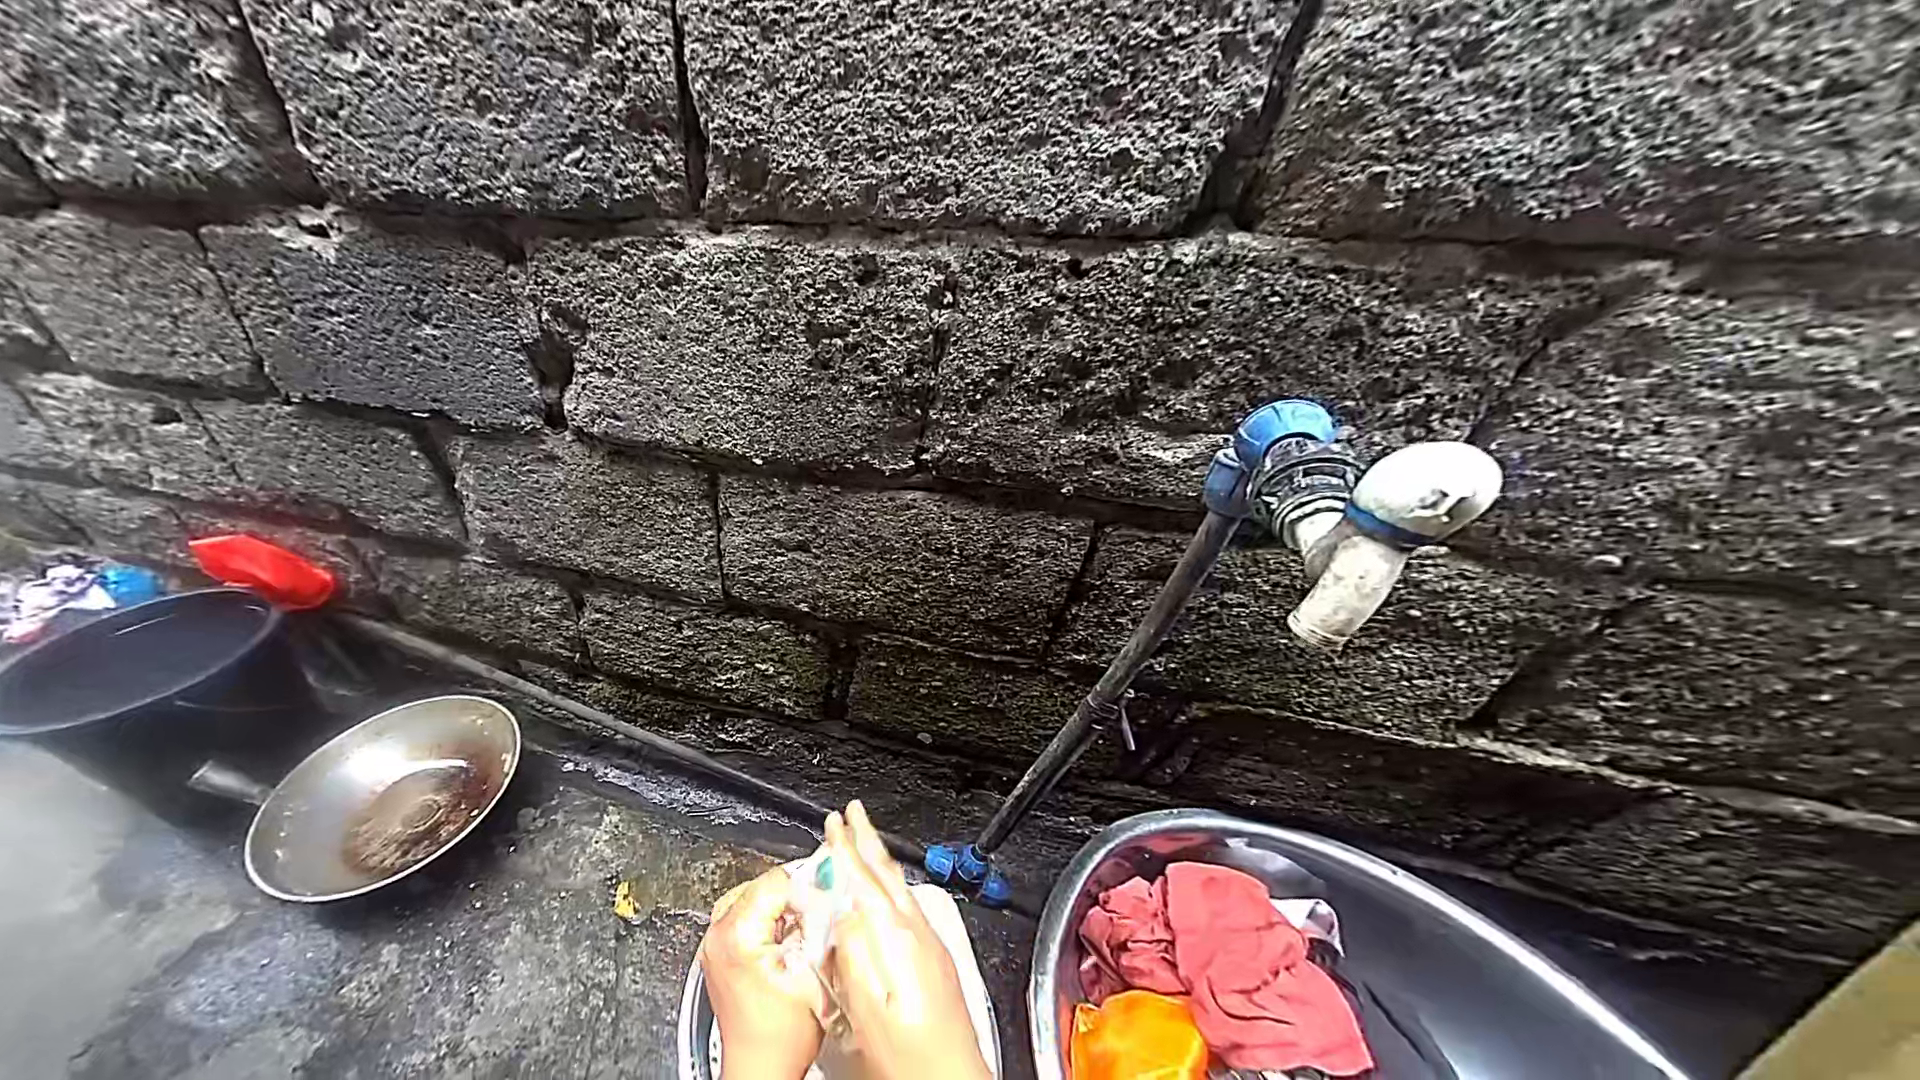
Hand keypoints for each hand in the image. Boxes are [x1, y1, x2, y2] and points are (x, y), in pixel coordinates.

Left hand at [700, 866, 825, 1079]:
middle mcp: (719, 935)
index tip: (828, 900)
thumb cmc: (781, 1039)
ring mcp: (715, 945)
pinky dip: (771, 919)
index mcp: (737, 934)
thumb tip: (837, 887)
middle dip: (797, 895)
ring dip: (784, 906)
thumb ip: (826, 922)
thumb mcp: (817, 972)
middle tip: (820, 914)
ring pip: (757, 896)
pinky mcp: (720, 954)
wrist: (760, 1073)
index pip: (779, 879)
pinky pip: (748, 915)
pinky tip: (789, 939)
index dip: (809, 888)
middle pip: (766, 884)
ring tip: (805, 927)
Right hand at [825, 801, 990, 1079]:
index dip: (847, 846)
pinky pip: (906, 900)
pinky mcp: (933, 952)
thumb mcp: (866, 1009)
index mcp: (896, 937)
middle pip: (886, 871)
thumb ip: (853, 955)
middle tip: (852, 811)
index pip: (864, 878)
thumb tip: (844, 915)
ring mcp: (927, 938)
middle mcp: (916, 929)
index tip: (834, 822)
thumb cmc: (911, 1057)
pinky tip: (886, 889)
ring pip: (898, 883)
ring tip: (865, 839)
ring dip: (879, 856)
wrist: (953, 1077)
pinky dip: (890, 881)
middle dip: (867, 837)